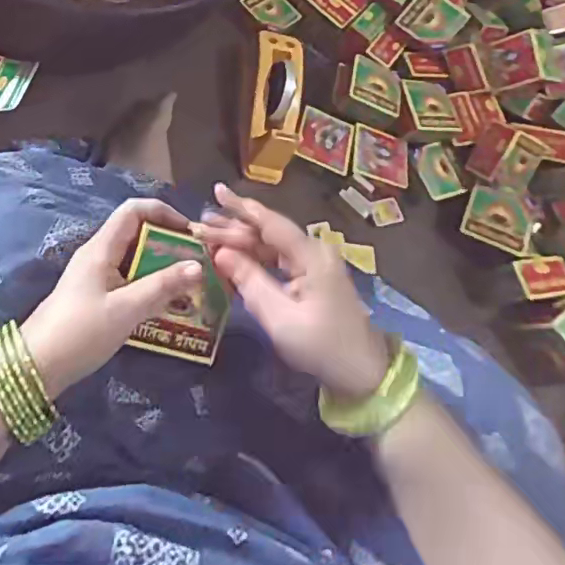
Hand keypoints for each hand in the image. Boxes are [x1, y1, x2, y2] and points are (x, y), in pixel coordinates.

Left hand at [20, 198, 203, 398]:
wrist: (36, 367)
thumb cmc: (80, 331)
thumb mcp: (126, 309)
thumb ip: (163, 286)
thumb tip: (198, 266)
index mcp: (101, 248)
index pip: (134, 210)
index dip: (163, 212)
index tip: (190, 232)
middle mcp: (99, 254)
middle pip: (137, 232)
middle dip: (169, 242)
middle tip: (197, 262)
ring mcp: (96, 275)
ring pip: (135, 258)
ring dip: (162, 266)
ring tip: (190, 283)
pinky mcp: (96, 295)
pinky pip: (129, 278)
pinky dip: (150, 284)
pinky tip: (168, 303)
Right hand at [194, 184, 390, 400]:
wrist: (363, 374)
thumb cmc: (322, 346)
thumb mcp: (279, 317)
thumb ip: (249, 281)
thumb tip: (221, 252)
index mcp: (311, 255)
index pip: (270, 223)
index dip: (241, 207)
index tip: (217, 191)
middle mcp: (314, 251)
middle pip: (269, 232)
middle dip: (235, 226)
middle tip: (201, 223)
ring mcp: (315, 264)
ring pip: (272, 245)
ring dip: (242, 241)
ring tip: (211, 234)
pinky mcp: (313, 278)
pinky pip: (278, 259)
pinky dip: (255, 257)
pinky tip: (234, 256)